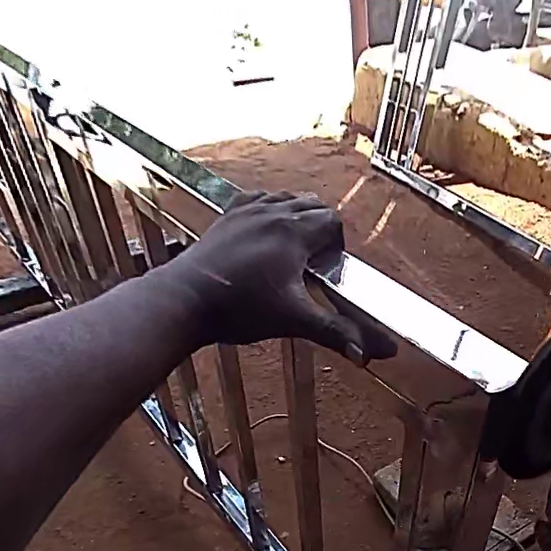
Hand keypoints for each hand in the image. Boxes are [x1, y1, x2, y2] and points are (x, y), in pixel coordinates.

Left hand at [158, 191, 397, 362]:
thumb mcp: (294, 320)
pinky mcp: (225, 217)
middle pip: (311, 204)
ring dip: (296, 217)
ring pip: (284, 198)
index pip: (332, 222)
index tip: (327, 271)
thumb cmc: (240, 309)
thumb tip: (364, 352)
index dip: (336, 246)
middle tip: (312, 264)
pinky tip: (263, 234)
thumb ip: (333, 332)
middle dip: (320, 229)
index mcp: (294, 232)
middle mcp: (272, 211)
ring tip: (291, 251)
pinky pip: (255, 199)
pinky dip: (268, 210)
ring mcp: (246, 211)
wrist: (186, 300)